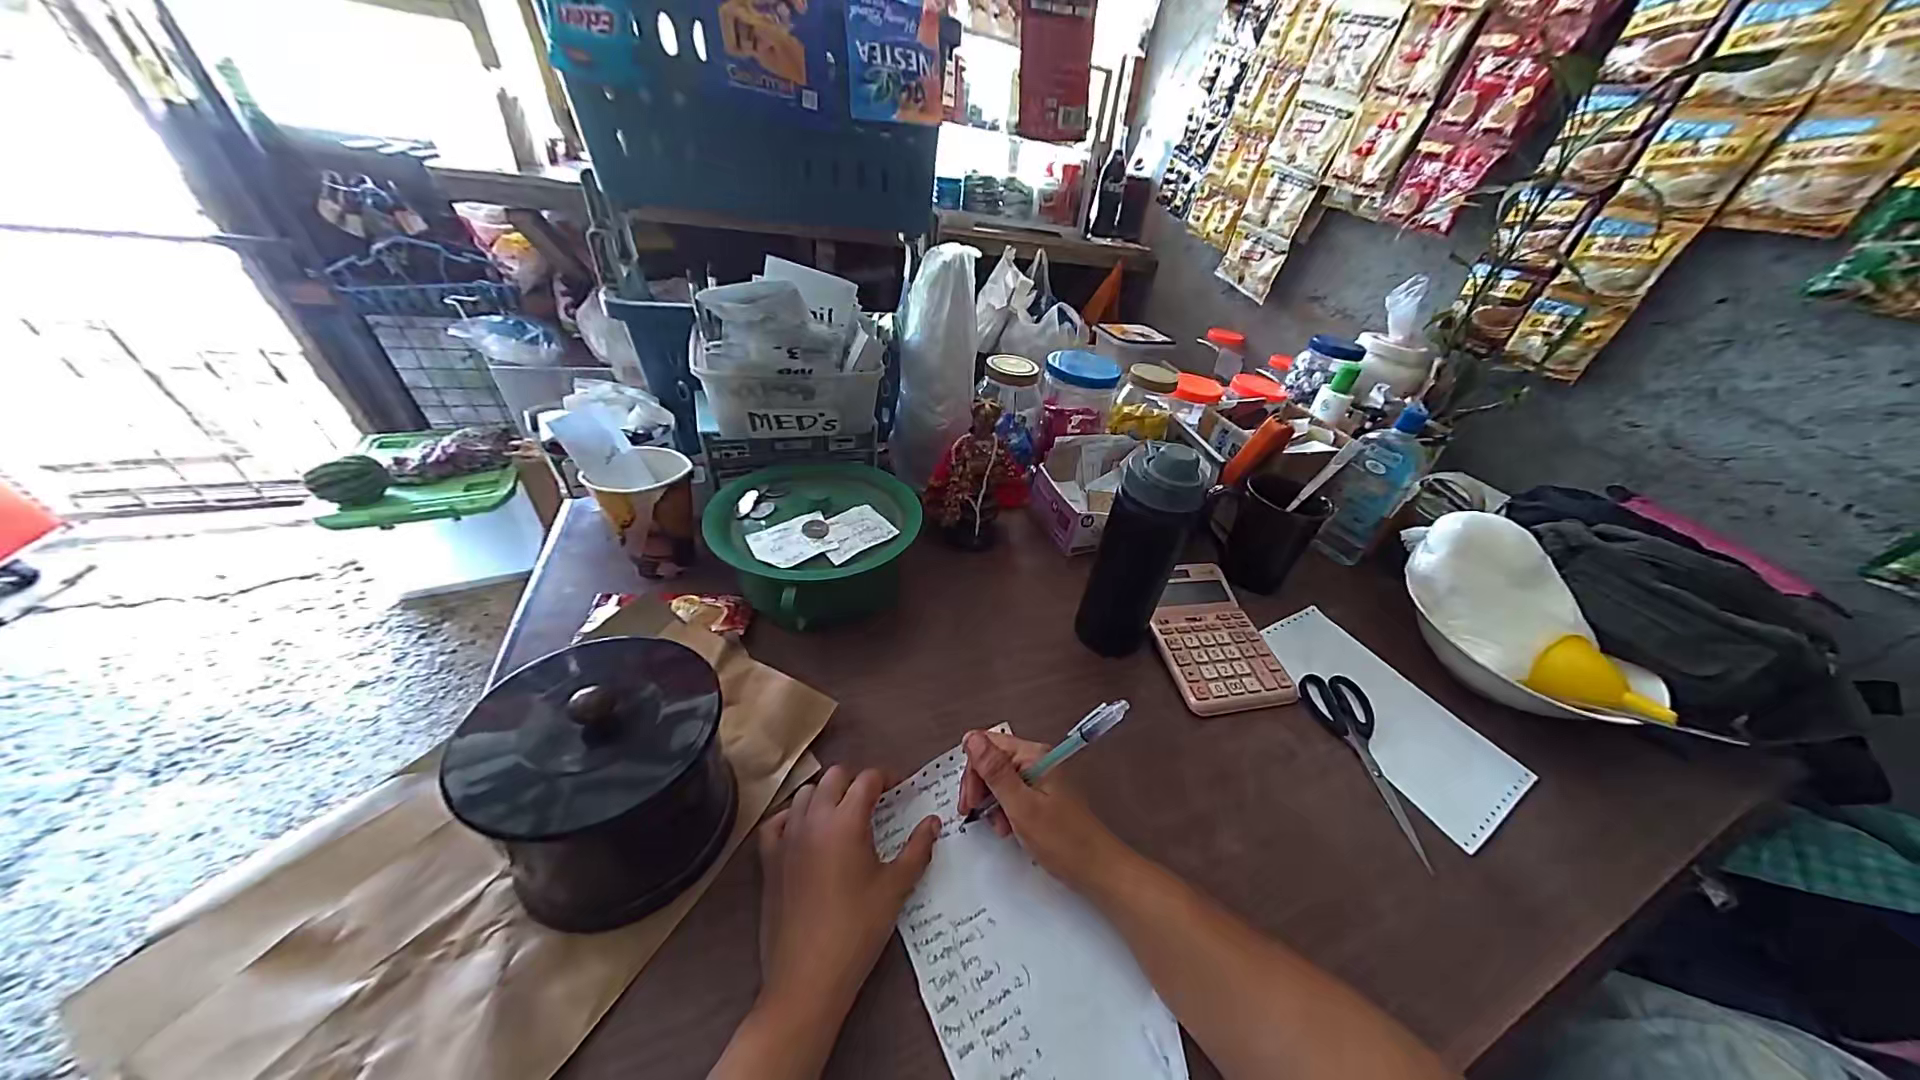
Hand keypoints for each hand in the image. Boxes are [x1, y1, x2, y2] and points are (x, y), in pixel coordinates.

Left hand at [755, 765, 939, 1016]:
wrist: (808, 975)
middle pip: (834, 776)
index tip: (900, 787)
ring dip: (827, 794)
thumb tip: (933, 822)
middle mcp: (814, 819)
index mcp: (846, 820)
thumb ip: (918, 848)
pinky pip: (777, 821)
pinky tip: (806, 830)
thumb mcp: (896, 887)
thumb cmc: (858, 928)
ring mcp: (787, 837)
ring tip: (844, 812)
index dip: (887, 777)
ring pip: (805, 793)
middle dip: (857, 780)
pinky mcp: (769, 859)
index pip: (867, 779)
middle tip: (875, 798)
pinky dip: (793, 816)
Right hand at [957, 729, 1129, 892]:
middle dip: (980, 786)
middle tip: (975, 812)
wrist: (1098, 870)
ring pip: (1000, 778)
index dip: (973, 769)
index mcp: (1034, 755)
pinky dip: (1004, 809)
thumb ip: (995, 771)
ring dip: (991, 801)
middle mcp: (1038, 760)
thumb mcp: (1021, 806)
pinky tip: (1008, 827)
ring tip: (999, 825)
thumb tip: (972, 738)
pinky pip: (1012, 793)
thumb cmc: (1064, 840)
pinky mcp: (1042, 795)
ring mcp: (1041, 778)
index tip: (970, 798)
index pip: (989, 743)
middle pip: (993, 760)